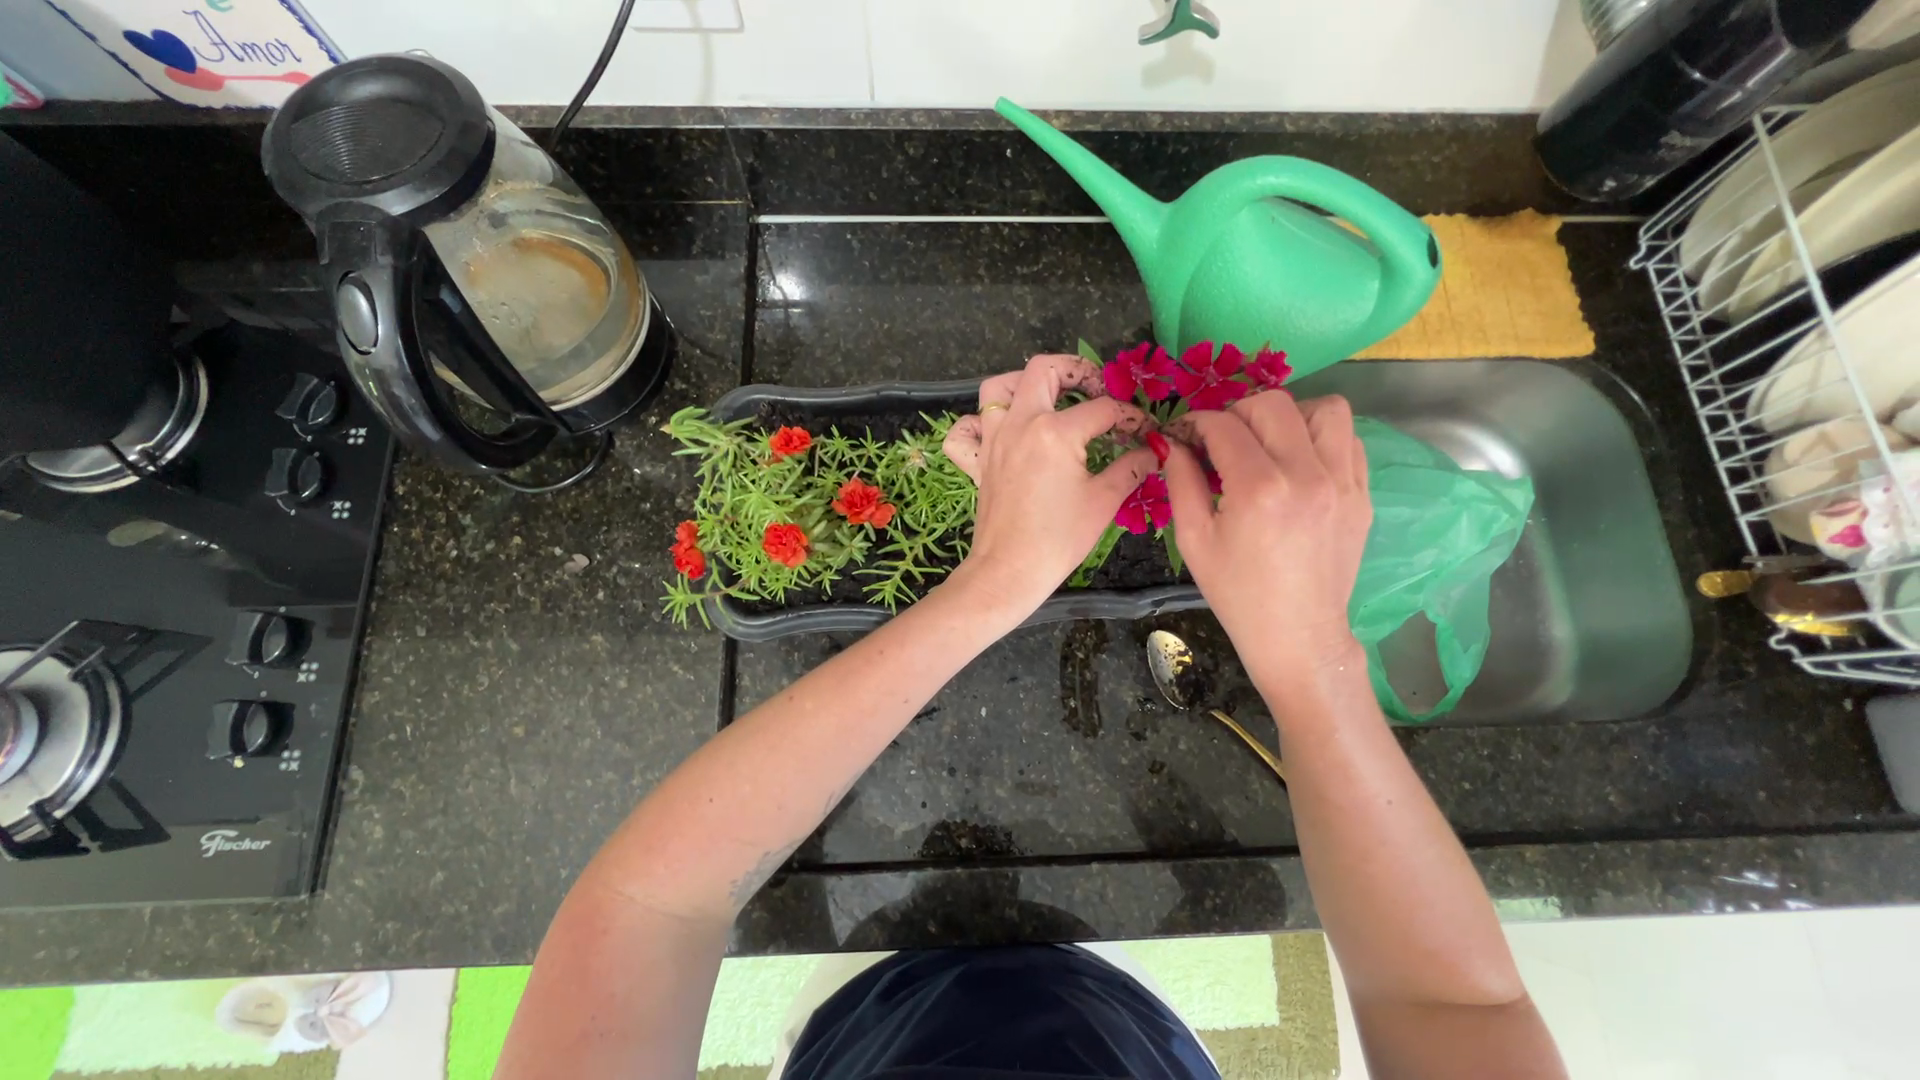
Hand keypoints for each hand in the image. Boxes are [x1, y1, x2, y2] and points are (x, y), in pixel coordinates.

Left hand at [943, 354, 1154, 617]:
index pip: (1102, 409)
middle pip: (1043, 370)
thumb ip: (1131, 468)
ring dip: (1024, 384)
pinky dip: (977, 424)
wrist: (1009, 571)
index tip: (1145, 431)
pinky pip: (965, 431)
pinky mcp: (978, 461)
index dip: (1130, 416)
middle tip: (1097, 391)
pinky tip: (1000, 432)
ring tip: (1050, 399)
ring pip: (998, 389)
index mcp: (1055, 431)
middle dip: (1075, 371)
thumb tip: (1153, 453)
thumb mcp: (1104, 501)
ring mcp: (993, 439)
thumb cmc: (1059, 539)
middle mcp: (1020, 423)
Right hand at [1163, 392, 1371, 683]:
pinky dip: (1322, 438)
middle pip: (1273, 405)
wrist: (1298, 634)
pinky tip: (1300, 462)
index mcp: (1258, 489)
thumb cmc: (1237, 594)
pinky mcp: (1362, 495)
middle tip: (1224, 439)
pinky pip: (1349, 440)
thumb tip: (1173, 442)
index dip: (1197, 423)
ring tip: (1271, 442)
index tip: (1187, 434)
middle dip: (1238, 412)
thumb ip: (1181, 481)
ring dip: (1291, 415)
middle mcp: (1307, 475)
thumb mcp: (1194, 540)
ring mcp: (1343, 483)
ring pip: (1326, 409)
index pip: (1224, 426)